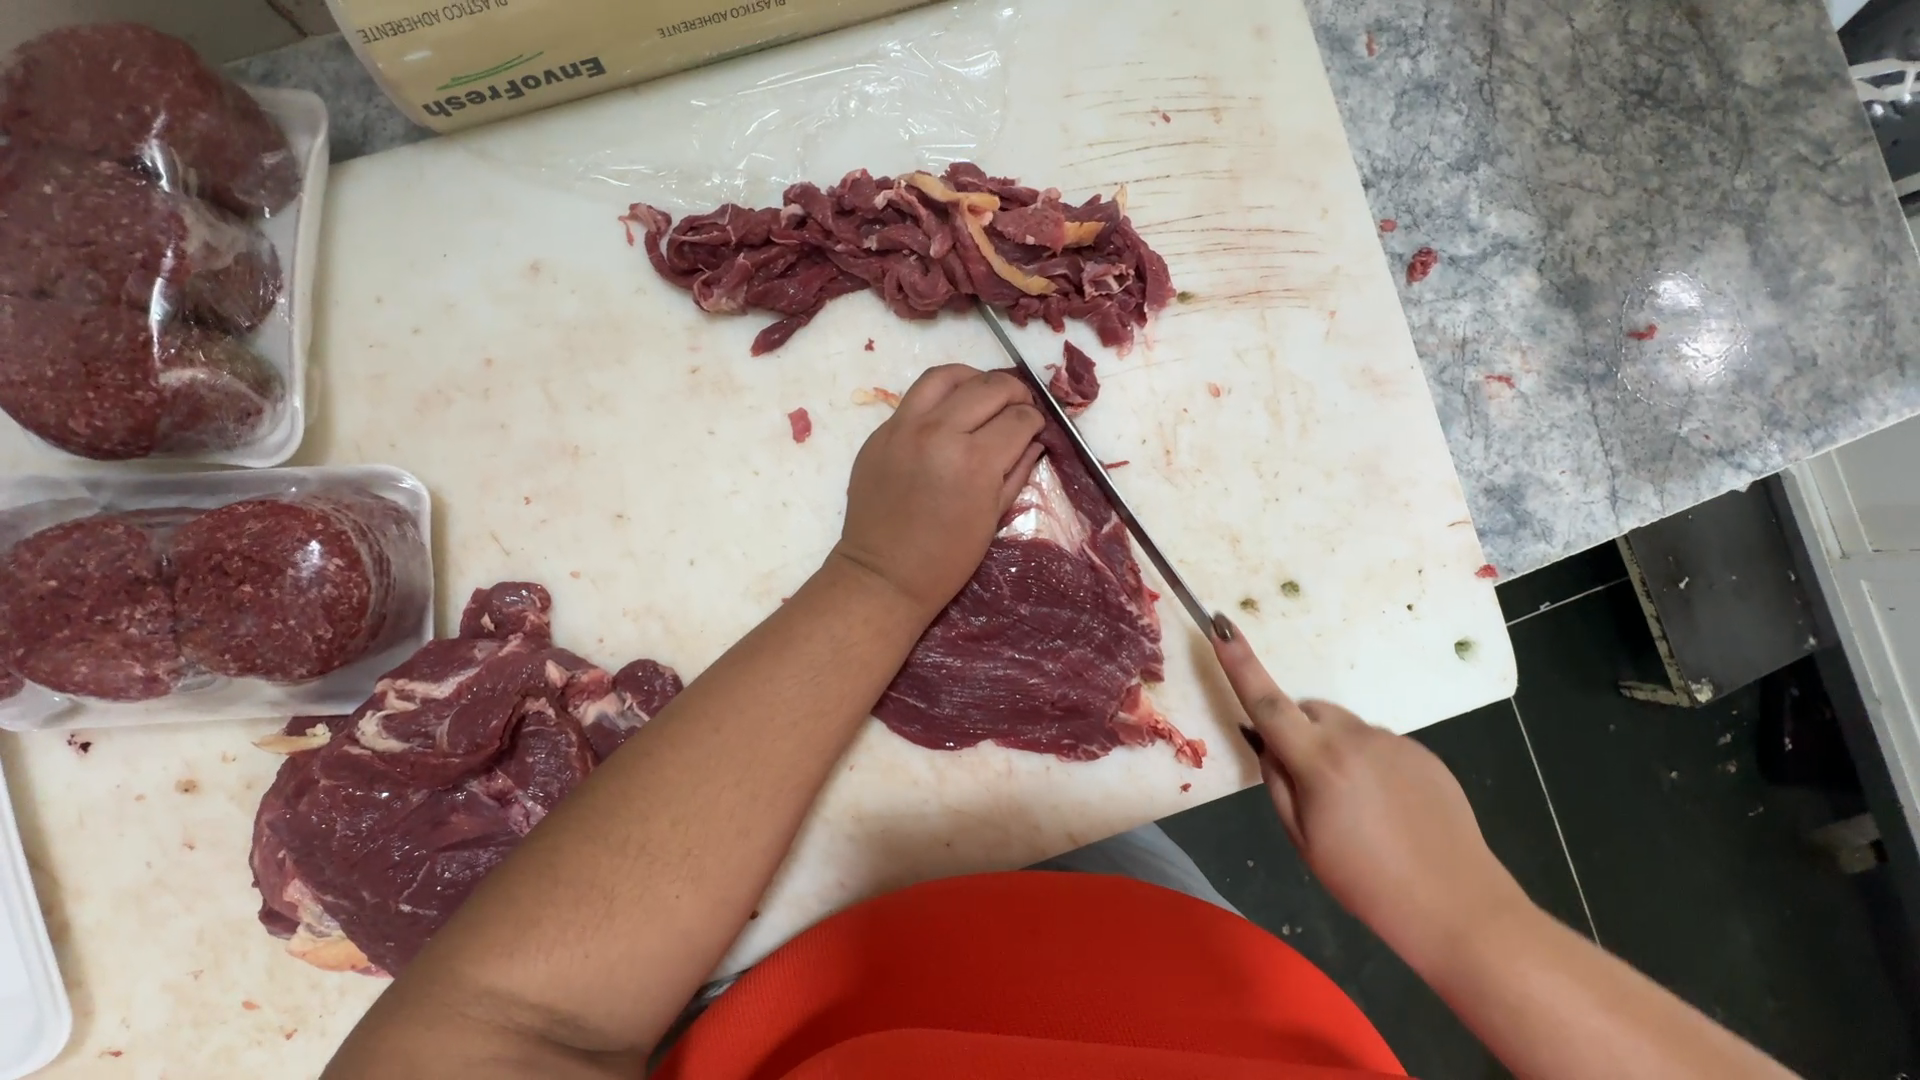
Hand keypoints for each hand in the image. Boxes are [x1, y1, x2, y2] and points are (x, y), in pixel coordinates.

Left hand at [833, 365, 1043, 616]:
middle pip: (988, 387)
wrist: (884, 575)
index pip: (1018, 418)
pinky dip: (940, 398)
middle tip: (1020, 407)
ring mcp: (903, 428)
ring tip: (984, 394)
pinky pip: (915, 398)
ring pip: (946, 376)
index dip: (1035, 420)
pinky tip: (950, 414)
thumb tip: (1034, 440)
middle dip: (1014, 392)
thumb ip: (1017, 470)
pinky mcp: (880, 433)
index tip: (1036, 427)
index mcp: (975, 461)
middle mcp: (939, 433)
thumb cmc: (947, 559)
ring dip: (974, 379)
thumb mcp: (994, 517)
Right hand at [1212, 619, 1532, 964]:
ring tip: (1354, 806)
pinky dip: (1367, 763)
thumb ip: (1276, 782)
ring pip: (1344, 728)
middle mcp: (1357, 738)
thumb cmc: (1366, 881)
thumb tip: (1266, 743)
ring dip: (1334, 749)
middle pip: (1308, 711)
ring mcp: (1395, 742)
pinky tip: (1386, 807)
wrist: (1459, 907)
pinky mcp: (1424, 753)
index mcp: (1319, 761)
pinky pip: (1378, 744)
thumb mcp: (1302, 839)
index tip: (1222, 625)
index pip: (1267, 702)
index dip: (1239, 662)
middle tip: (1306, 784)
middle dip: (1297, 731)